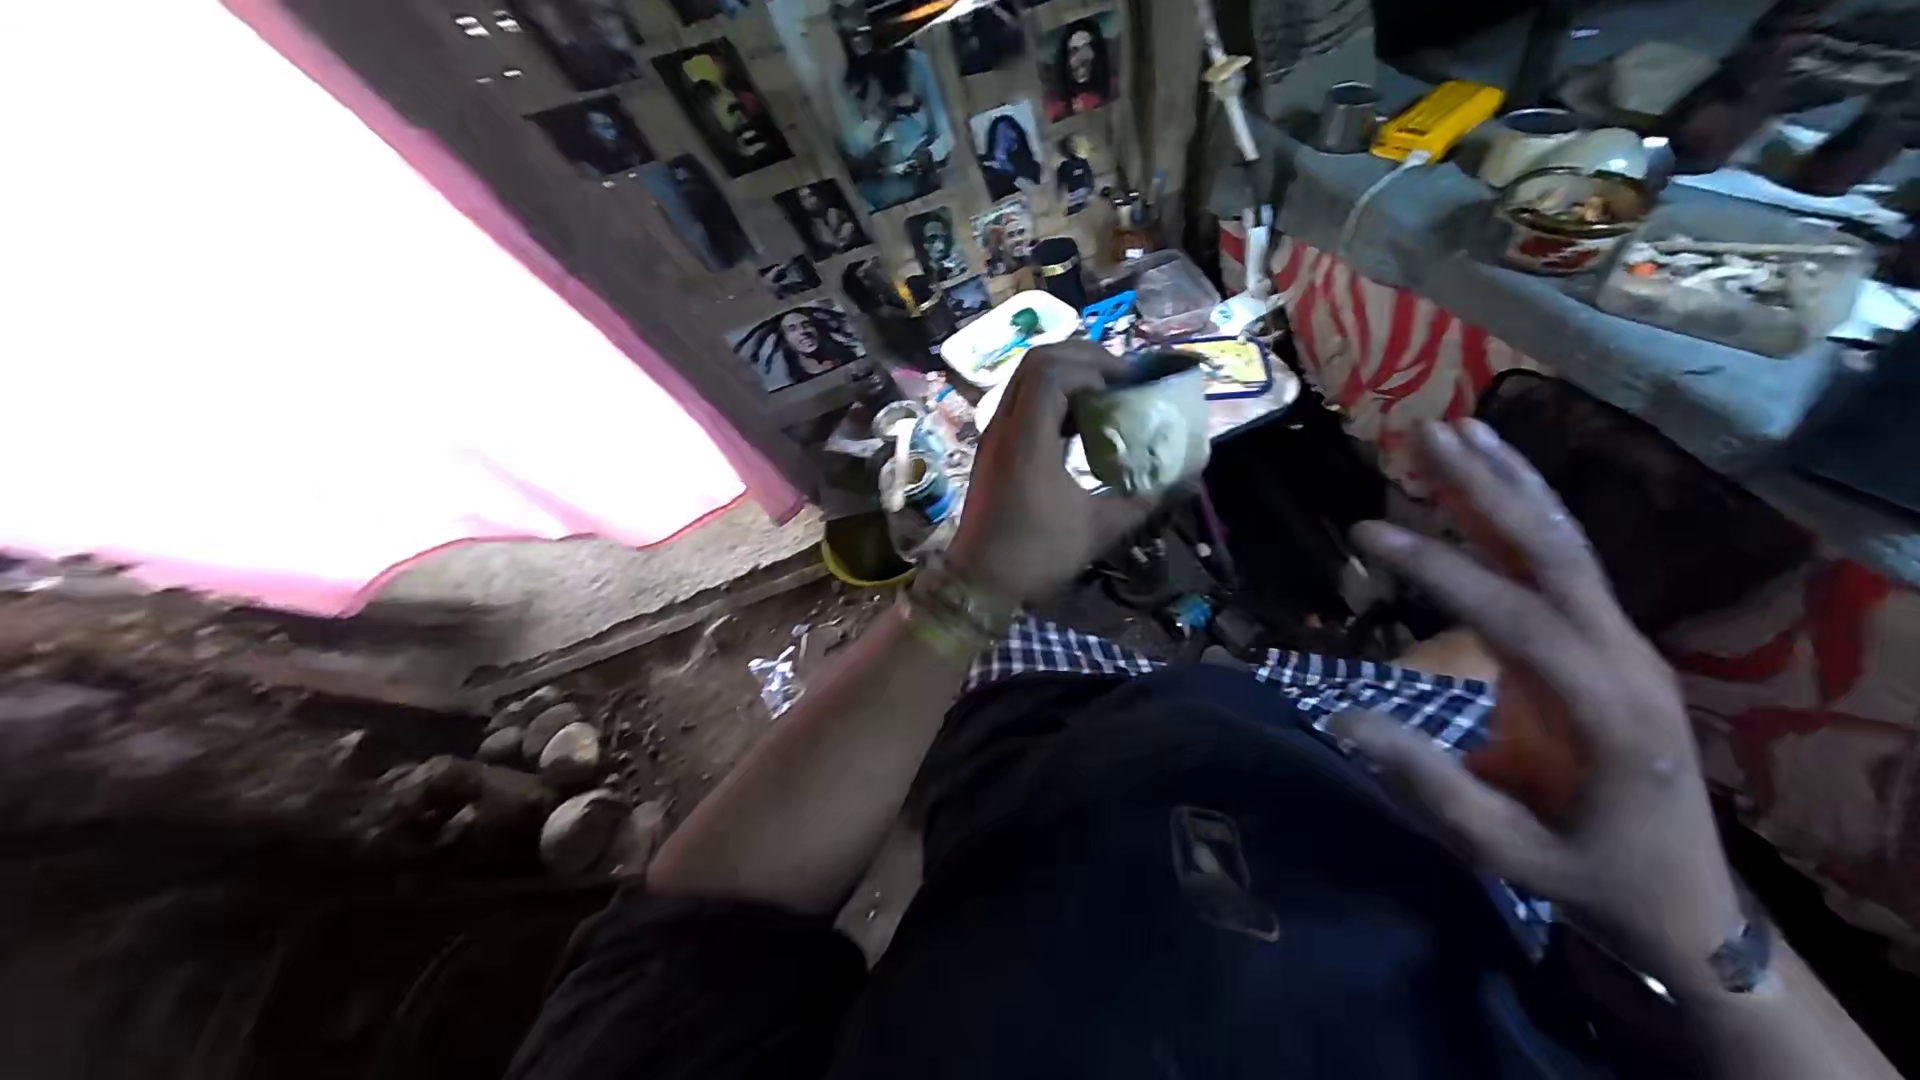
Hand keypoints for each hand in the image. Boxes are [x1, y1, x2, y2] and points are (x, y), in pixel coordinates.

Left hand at [947, 342, 1157, 603]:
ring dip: (1066, 375)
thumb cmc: (1035, 555)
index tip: (1127, 385)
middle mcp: (1004, 426)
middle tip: (1119, 377)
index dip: (1093, 366)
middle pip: (1036, 361)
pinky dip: (1052, 396)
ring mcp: (994, 434)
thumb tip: (1180, 480)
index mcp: (1026, 439)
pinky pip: (1022, 400)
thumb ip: (1142, 500)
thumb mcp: (1097, 529)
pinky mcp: (993, 446)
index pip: (1052, 371)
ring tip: (1104, 394)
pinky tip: (1080, 422)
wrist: (978, 580)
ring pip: (1025, 378)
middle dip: (1082, 358)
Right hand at [1333, 419, 1741, 989]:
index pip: (1515, 615)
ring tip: (1455, 431)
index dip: (1439, 570)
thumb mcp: (1502, 849)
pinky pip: (1559, 563)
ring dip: (1507, 483)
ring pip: (1564, 543)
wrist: (1679, 896)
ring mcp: (1619, 642)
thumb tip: (1343, 719)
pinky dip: (1521, 513)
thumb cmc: (1584, 872)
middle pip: (1554, 551)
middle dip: (1488, 487)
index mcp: (1603, 709)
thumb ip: (1428, 784)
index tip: (1365, 534)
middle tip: (1428, 432)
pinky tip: (1489, 482)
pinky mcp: (1600, 640)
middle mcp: (1622, 656)